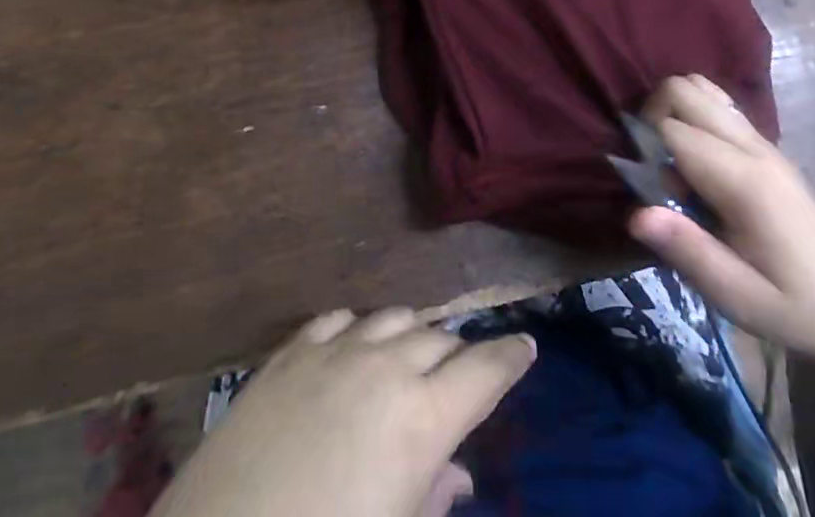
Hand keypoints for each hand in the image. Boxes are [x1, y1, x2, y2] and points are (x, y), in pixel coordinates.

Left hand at [152, 308, 536, 516]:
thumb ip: (433, 496)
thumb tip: (457, 475)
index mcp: (423, 418)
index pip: (486, 369)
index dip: (511, 356)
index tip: (525, 346)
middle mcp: (386, 367)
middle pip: (441, 339)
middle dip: (460, 354)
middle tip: (461, 373)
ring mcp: (334, 353)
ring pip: (394, 318)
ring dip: (412, 334)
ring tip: (410, 356)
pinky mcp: (288, 354)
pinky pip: (338, 319)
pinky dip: (357, 328)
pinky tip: (354, 345)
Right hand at [627, 75, 814, 367]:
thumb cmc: (793, 310)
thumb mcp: (737, 296)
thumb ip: (687, 251)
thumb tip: (635, 214)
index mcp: (745, 181)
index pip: (673, 128)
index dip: (645, 149)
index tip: (648, 190)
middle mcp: (754, 148)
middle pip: (686, 89)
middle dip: (652, 115)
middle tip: (652, 169)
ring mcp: (765, 144)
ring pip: (703, 89)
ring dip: (673, 113)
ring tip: (671, 165)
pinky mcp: (768, 151)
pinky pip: (720, 108)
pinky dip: (693, 118)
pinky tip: (695, 165)